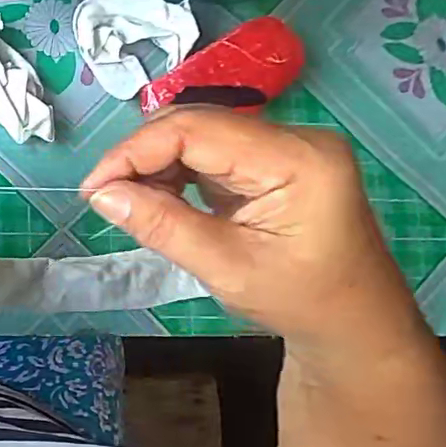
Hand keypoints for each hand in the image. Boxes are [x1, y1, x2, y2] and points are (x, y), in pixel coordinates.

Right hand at [80, 107, 421, 353]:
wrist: (351, 322)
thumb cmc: (299, 301)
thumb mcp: (226, 269)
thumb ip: (163, 226)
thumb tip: (101, 194)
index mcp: (296, 159)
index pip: (198, 129)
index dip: (136, 151)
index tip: (93, 188)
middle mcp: (292, 138)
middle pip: (197, 123)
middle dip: (141, 155)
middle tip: (104, 196)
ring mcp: (282, 147)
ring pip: (198, 134)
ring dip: (155, 164)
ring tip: (129, 202)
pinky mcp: (270, 162)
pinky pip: (209, 153)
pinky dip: (174, 172)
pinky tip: (159, 200)